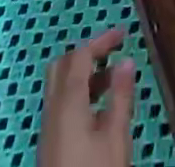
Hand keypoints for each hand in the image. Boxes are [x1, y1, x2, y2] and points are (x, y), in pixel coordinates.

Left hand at [38, 28, 137, 166]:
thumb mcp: (115, 137)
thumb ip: (120, 96)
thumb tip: (126, 62)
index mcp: (67, 100)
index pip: (80, 55)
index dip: (101, 41)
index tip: (123, 34)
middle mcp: (52, 107)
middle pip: (63, 65)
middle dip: (88, 53)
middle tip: (113, 51)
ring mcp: (49, 125)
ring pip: (60, 85)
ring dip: (84, 74)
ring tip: (113, 78)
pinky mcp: (50, 142)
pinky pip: (61, 103)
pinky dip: (79, 93)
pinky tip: (100, 108)